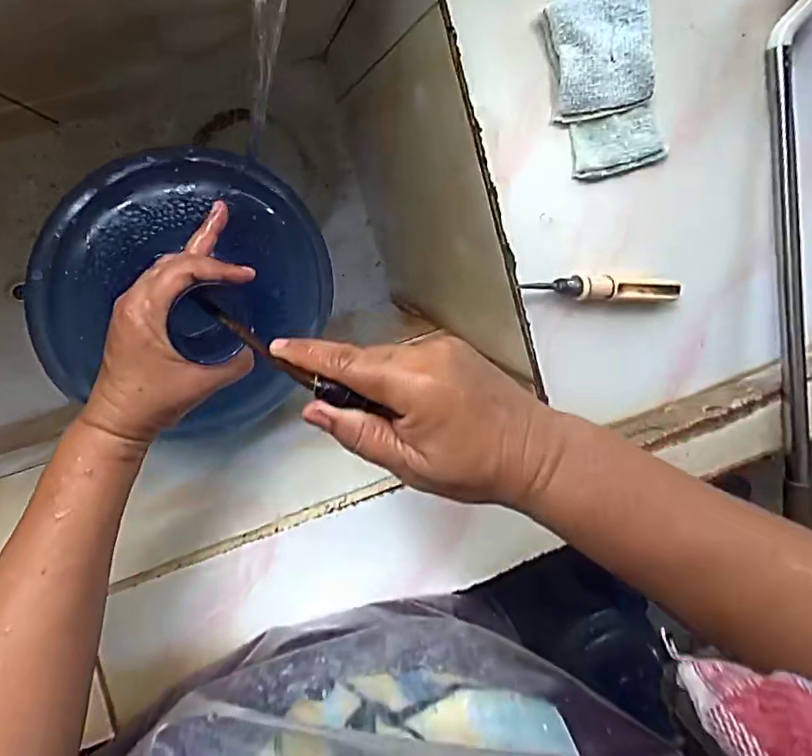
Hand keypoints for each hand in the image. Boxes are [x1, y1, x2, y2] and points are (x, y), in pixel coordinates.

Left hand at [82, 200, 255, 449]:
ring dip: (192, 251)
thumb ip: (234, 363)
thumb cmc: (150, 403)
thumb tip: (256, 349)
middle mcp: (134, 301)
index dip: (219, 269)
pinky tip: (198, 269)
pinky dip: (183, 268)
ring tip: (213, 231)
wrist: (115, 423)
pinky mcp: (133, 317)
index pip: (186, 271)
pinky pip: (160, 280)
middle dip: (202, 236)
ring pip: (165, 266)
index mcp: (145, 310)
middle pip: (173, 258)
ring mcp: (131, 307)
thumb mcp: (199, 383)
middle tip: (221, 212)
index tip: (245, 276)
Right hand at [272, 334, 568, 506]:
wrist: (532, 450)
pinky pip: (408, 355)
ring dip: (372, 379)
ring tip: (387, 418)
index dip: (309, 355)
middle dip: (343, 379)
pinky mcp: (452, 347)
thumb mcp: (408, 463)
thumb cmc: (474, 466)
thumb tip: (314, 410)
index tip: (279, 347)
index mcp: (412, 382)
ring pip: (386, 357)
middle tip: (334, 410)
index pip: (346, 363)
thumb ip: (356, 431)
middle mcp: (425, 353)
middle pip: (365, 358)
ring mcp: (442, 346)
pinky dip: (394, 374)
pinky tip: (406, 403)